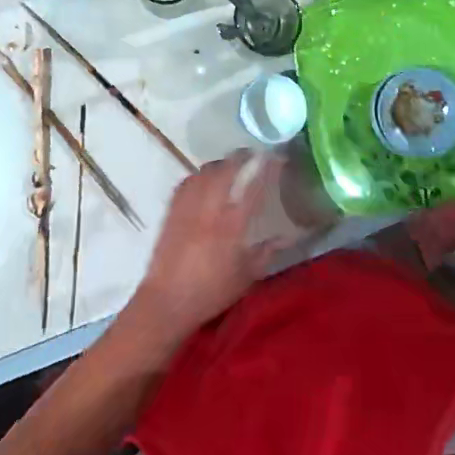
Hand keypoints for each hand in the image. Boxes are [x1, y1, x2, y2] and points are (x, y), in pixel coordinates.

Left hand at [124, 151, 287, 344]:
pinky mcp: (172, 211)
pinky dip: (199, 175)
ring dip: (219, 164)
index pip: (253, 187)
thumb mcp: (246, 276)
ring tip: (230, 165)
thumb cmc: (211, 292)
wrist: (167, 300)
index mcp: (231, 226)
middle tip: (252, 155)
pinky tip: (204, 179)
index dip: (266, 168)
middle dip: (240, 157)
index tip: (276, 157)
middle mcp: (209, 209)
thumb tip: (287, 237)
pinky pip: (186, 183)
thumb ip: (267, 252)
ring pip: (204, 173)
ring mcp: (187, 207)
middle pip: (225, 171)